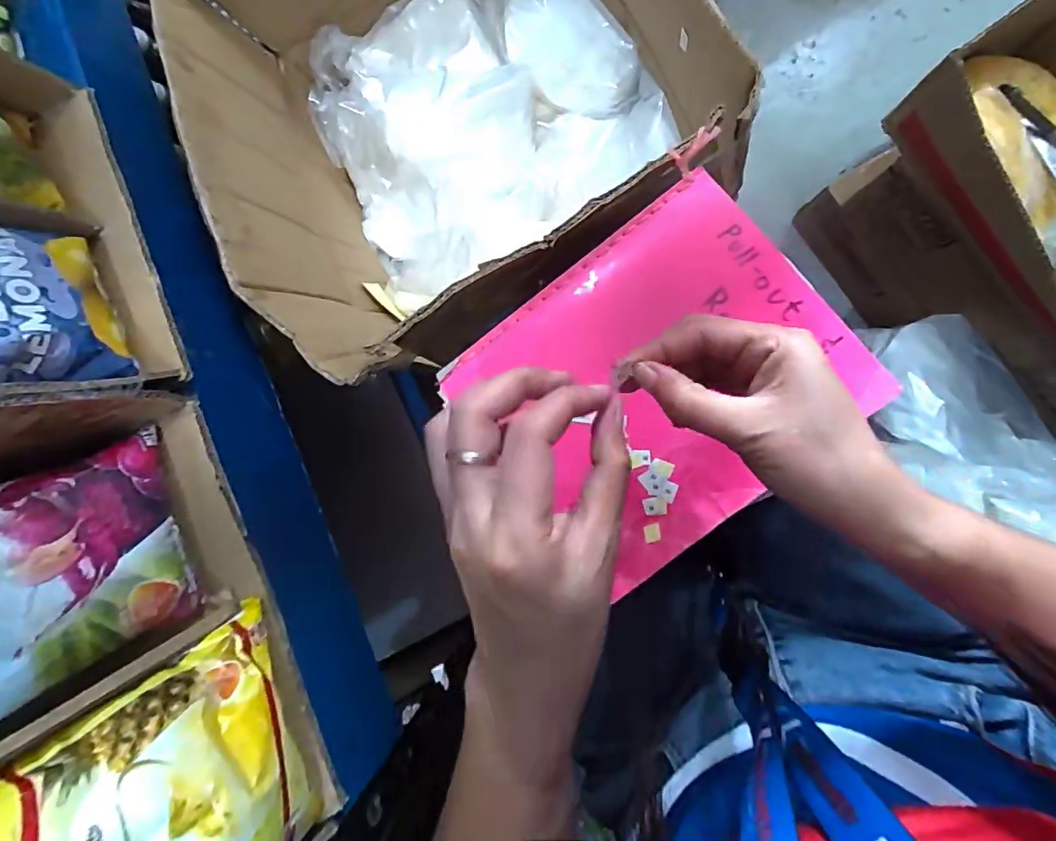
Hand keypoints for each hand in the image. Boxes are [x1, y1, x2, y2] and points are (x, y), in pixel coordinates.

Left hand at [426, 367, 627, 796]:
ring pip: (446, 425)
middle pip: (468, 414)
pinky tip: (510, 423)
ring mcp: (448, 513)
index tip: (600, 394)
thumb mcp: (603, 553)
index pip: (528, 435)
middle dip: (517, 380)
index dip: (566, 399)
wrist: (521, 675)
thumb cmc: (573, 626)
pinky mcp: (445, 513)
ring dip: (489, 395)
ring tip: (536, 395)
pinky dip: (474, 420)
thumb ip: (609, 474)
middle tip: (562, 380)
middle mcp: (469, 515)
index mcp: (515, 533)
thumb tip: (611, 410)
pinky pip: (445, 449)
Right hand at [619, 316, 900, 518]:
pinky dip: (693, 397)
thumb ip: (687, 398)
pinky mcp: (763, 395)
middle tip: (627, 389)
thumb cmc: (813, 462)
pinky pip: (717, 386)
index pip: (701, 331)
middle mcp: (769, 347)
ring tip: (653, 404)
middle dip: (664, 364)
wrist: (867, 507)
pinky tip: (679, 412)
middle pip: (701, 344)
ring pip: (706, 365)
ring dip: (677, 381)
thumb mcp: (744, 429)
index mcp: (774, 341)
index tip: (621, 373)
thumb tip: (637, 373)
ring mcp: (767, 371)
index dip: (656, 348)